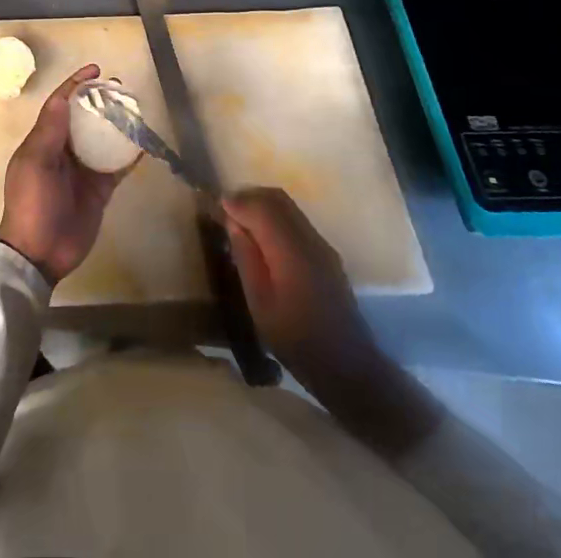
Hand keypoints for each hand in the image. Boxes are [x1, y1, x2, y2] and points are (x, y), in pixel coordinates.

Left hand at [0, 65, 124, 283]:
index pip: (59, 105)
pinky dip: (129, 154)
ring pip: (102, 139)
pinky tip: (144, 141)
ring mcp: (82, 170)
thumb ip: (50, 131)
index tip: (95, 69)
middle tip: (121, 88)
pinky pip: (117, 165)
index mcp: (42, 142)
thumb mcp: (35, 164)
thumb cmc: (32, 204)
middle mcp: (63, 152)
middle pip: (83, 118)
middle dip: (100, 100)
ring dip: (116, 123)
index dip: (75, 84)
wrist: (40, 253)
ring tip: (135, 108)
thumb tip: (62, 97)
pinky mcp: (99, 189)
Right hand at [221, 186, 375, 375]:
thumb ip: (246, 258)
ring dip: (262, 206)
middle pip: (278, 199)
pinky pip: (297, 221)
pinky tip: (262, 239)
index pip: (262, 208)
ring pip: (289, 207)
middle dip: (249, 197)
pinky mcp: (326, 254)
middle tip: (224, 211)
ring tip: (239, 223)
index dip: (237, 202)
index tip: (215, 205)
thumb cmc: (295, 339)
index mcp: (291, 252)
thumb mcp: (259, 302)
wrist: (345, 363)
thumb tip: (234, 223)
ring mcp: (322, 245)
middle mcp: (310, 239)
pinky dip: (276, 218)